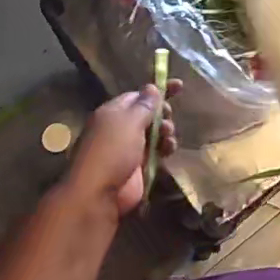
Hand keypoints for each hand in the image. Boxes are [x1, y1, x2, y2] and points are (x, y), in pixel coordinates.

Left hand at [63, 81, 180, 215]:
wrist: (100, 193)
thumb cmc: (112, 150)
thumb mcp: (129, 121)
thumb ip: (144, 105)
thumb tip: (152, 87)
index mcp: (113, 112)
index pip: (138, 95)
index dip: (157, 90)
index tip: (179, 86)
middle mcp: (121, 128)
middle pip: (148, 113)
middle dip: (162, 112)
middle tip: (168, 117)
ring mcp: (130, 148)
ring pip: (155, 133)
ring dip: (166, 131)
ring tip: (168, 136)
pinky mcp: (139, 167)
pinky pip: (157, 151)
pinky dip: (165, 148)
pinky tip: (170, 149)